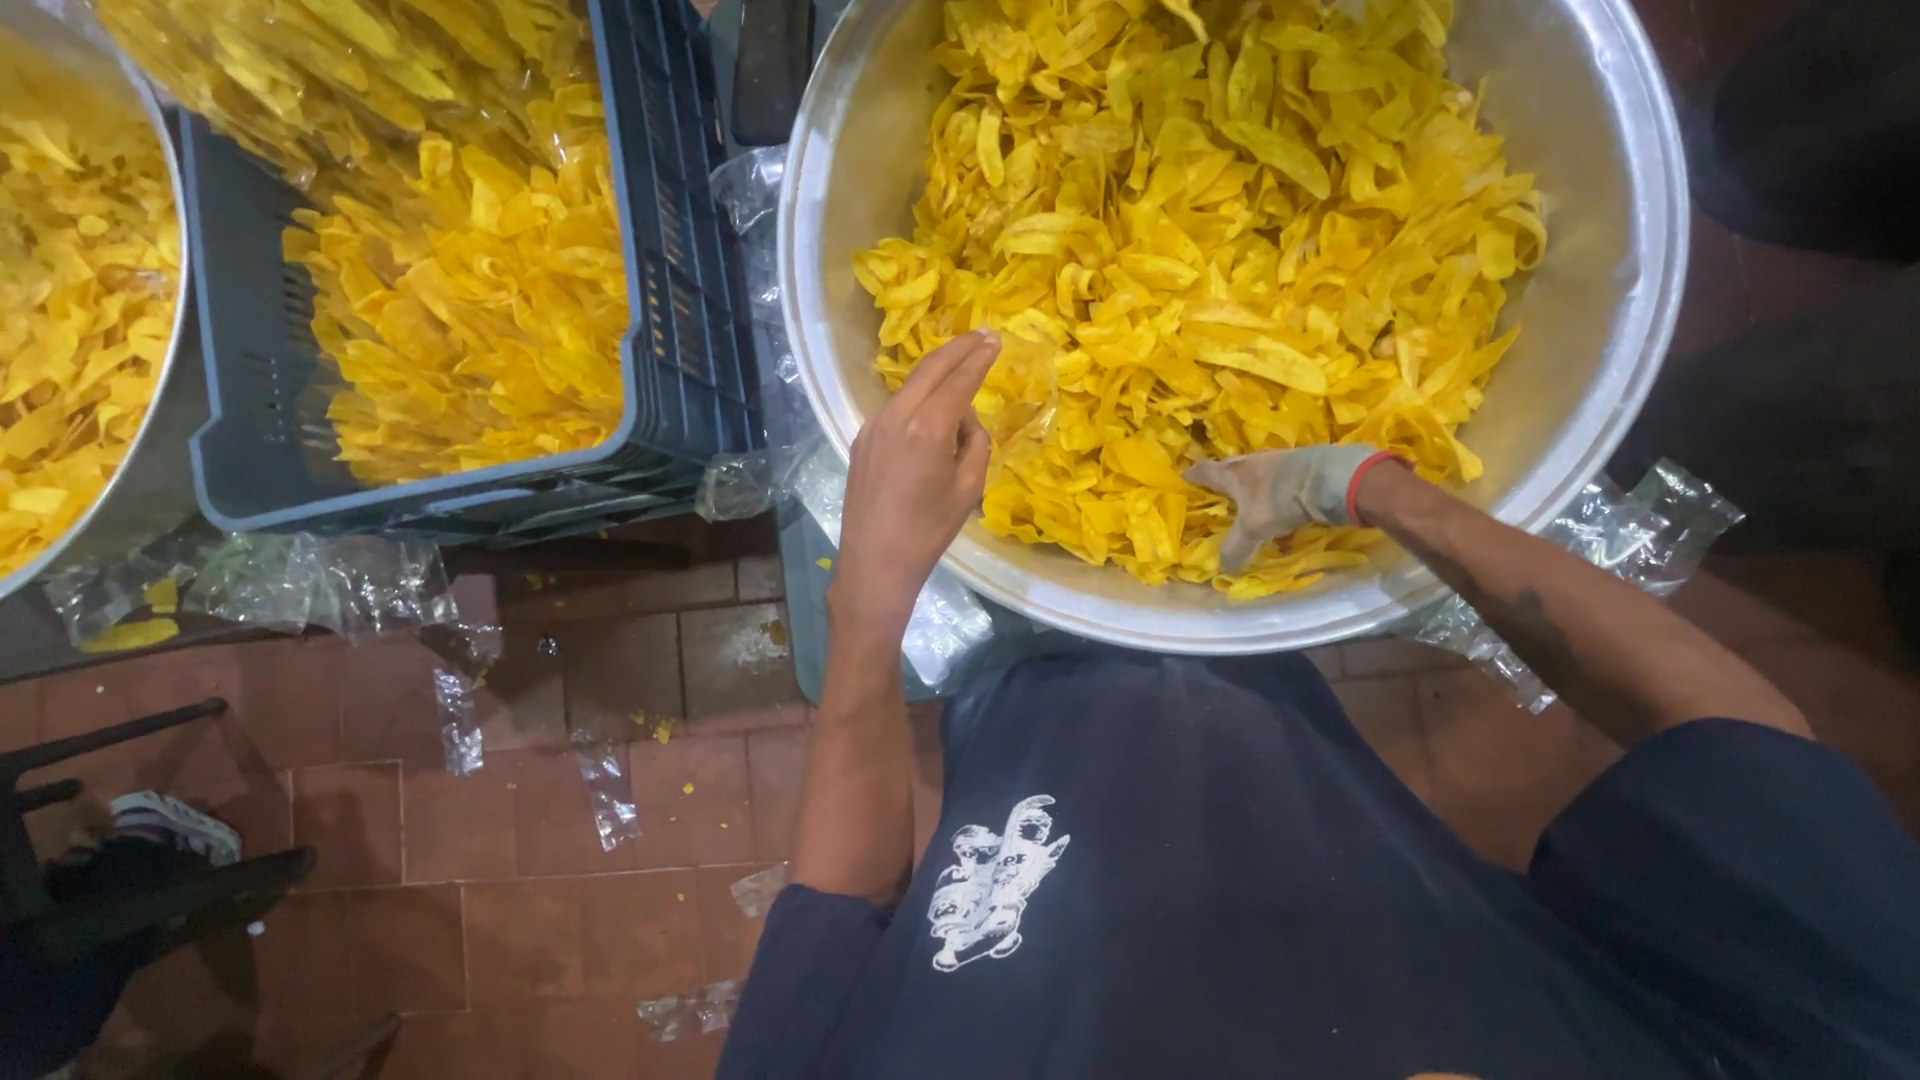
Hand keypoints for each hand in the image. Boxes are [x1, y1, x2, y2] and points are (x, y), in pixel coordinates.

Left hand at [831, 329, 1001, 637]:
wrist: (874, 561)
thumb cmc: (928, 531)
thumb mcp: (968, 489)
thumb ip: (975, 443)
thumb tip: (965, 420)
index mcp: (928, 427)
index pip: (959, 378)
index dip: (980, 357)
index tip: (995, 339)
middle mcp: (896, 415)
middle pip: (929, 367)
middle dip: (958, 348)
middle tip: (982, 335)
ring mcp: (873, 426)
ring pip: (910, 387)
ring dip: (936, 375)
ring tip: (960, 370)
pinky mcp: (861, 440)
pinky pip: (896, 409)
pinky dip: (917, 400)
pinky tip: (930, 411)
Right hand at [1184, 444, 1403, 571]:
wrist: (1328, 479)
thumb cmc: (1279, 500)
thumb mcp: (1253, 529)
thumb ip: (1236, 548)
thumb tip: (1224, 569)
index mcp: (1233, 473)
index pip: (1204, 471)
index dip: (1192, 476)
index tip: (1184, 478)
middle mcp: (1252, 461)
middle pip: (1230, 466)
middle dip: (1222, 479)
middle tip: (1218, 492)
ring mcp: (1278, 459)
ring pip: (1257, 470)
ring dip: (1252, 482)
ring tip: (1252, 497)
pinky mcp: (1302, 462)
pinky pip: (1281, 475)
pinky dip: (1277, 486)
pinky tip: (1283, 499)